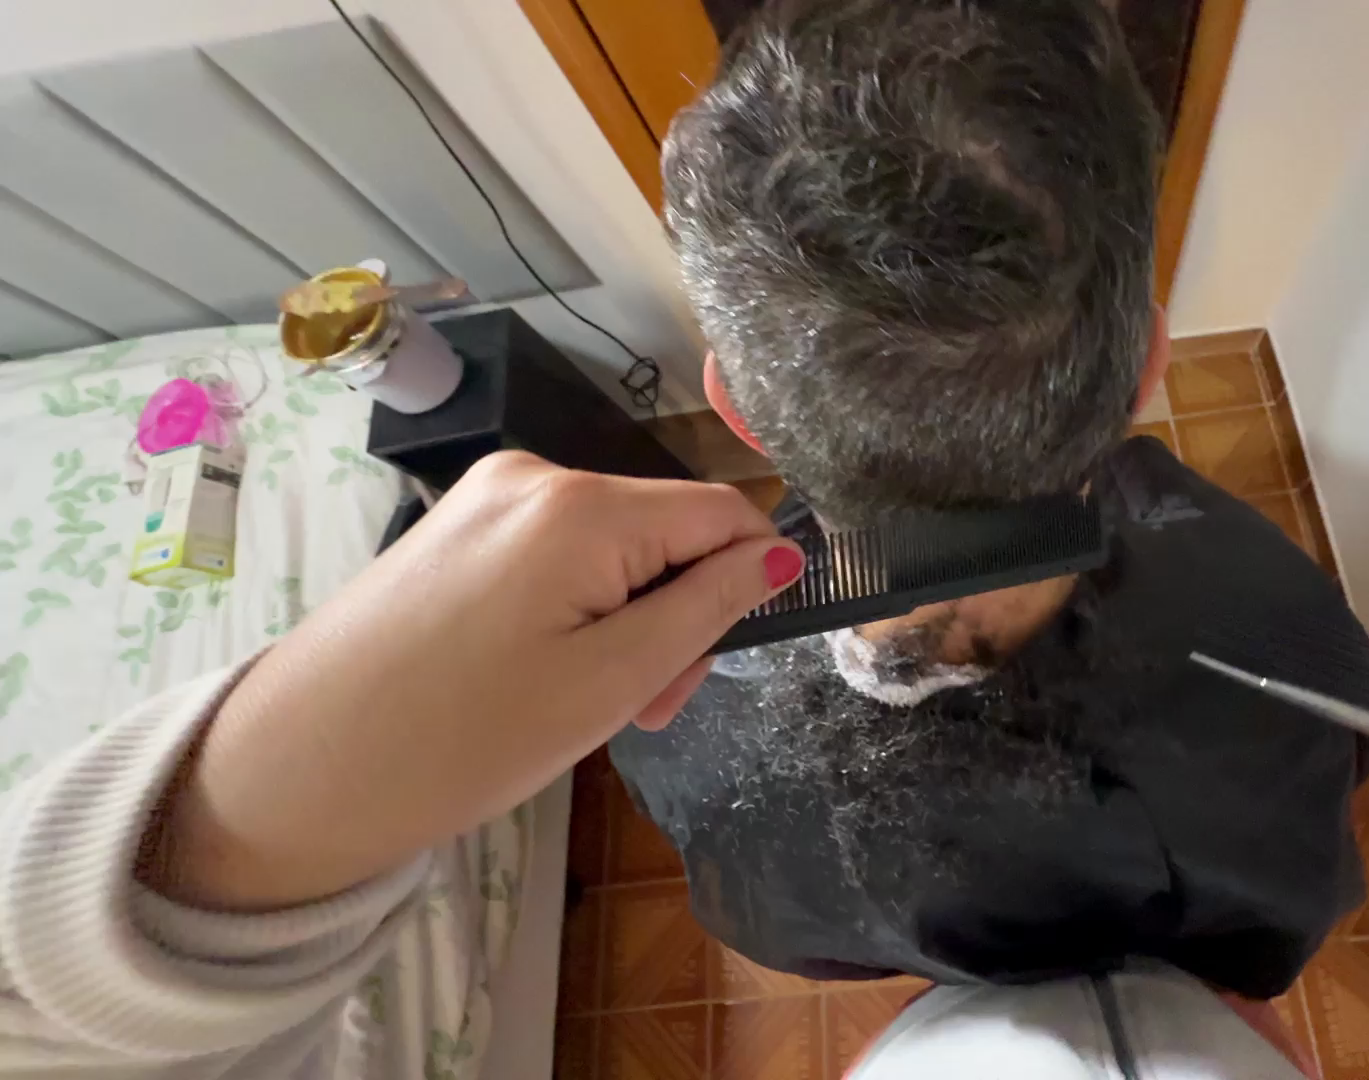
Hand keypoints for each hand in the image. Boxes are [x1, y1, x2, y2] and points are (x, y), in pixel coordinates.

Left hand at [143, 453, 805, 909]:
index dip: (757, 569)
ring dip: (639, 613)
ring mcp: (494, 494)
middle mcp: (539, 476)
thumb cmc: (468, 741)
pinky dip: (591, 602)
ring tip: (606, 696)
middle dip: (684, 608)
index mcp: (582, 508)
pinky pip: (571, 550)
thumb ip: (714, 604)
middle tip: (655, 701)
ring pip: (624, 544)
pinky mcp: (467, 522)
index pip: (723, 510)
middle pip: (670, 529)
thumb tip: (782, 558)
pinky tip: (560, 661)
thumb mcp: (618, 678)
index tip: (738, 644)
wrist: (283, 779)